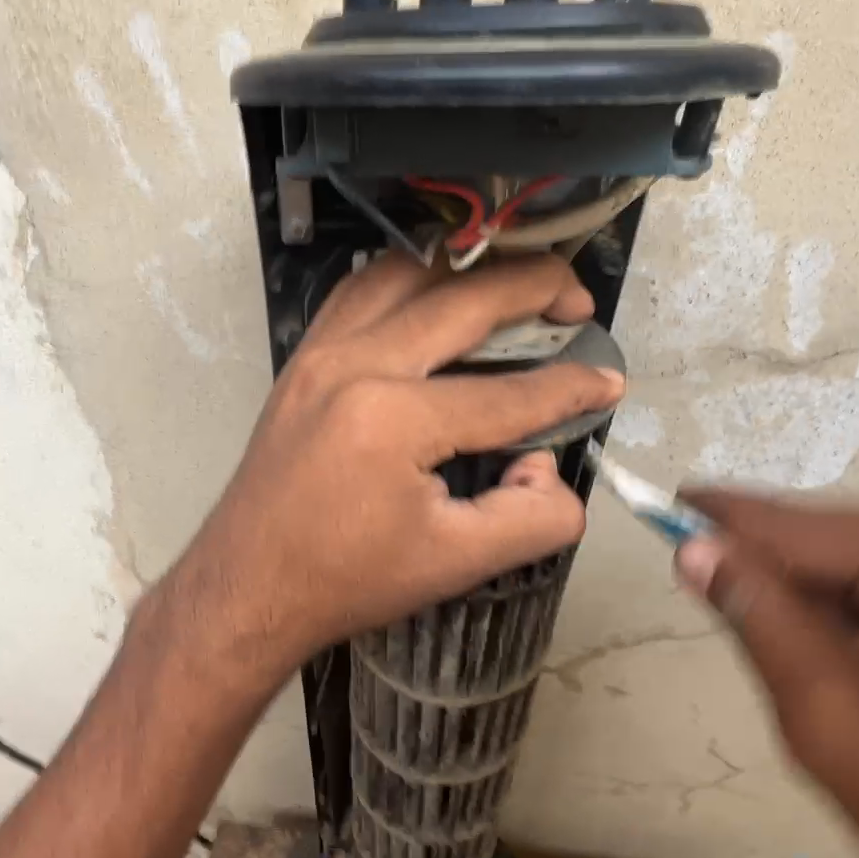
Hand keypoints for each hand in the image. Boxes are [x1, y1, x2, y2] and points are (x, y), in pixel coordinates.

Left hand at [151, 251, 623, 692]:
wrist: (248, 587)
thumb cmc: (348, 580)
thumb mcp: (456, 563)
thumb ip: (532, 517)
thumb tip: (552, 467)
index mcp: (394, 417)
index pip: (507, 392)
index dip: (570, 387)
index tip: (610, 380)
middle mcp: (354, 363)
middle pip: (462, 300)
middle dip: (533, 288)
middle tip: (575, 300)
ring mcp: (319, 353)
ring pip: (405, 274)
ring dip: (468, 270)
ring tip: (513, 284)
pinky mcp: (301, 360)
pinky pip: (358, 291)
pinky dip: (407, 279)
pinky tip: (434, 294)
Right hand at [673, 495, 858, 857]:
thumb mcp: (835, 725)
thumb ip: (759, 622)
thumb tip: (695, 550)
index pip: (799, 524)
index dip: (721, 520)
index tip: (661, 504)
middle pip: (857, 547)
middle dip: (800, 591)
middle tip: (772, 658)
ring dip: (856, 614)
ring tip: (853, 694)